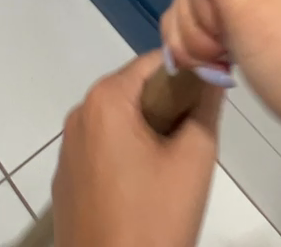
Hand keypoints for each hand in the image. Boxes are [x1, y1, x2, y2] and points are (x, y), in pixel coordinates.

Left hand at [54, 52, 220, 246]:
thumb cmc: (155, 219)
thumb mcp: (195, 156)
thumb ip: (207, 103)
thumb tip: (215, 69)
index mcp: (106, 100)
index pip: (158, 62)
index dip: (190, 72)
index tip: (212, 98)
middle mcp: (79, 115)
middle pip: (137, 89)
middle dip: (170, 103)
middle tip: (196, 135)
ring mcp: (67, 152)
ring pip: (121, 120)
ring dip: (150, 129)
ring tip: (176, 163)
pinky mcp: (65, 184)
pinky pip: (104, 149)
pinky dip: (127, 155)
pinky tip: (148, 188)